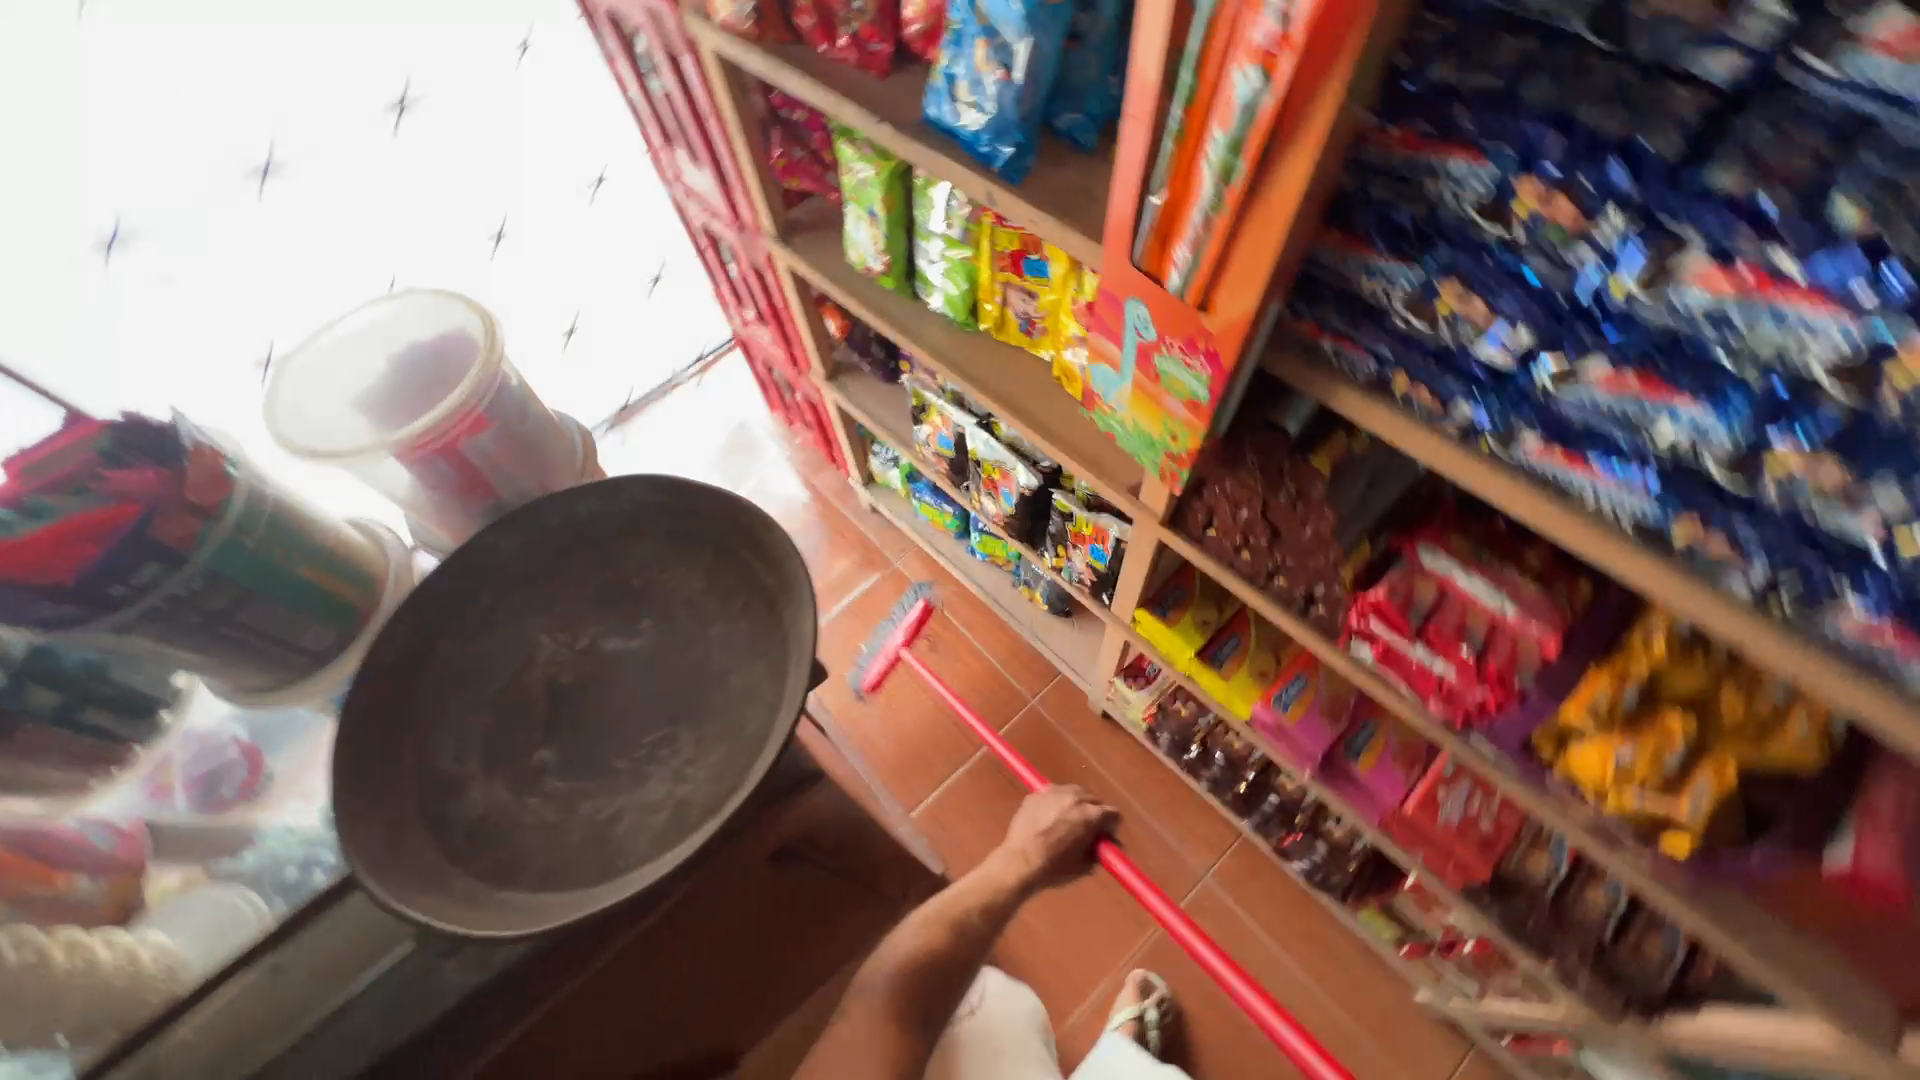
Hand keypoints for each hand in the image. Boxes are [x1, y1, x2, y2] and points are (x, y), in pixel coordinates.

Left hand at [990, 785, 1117, 894]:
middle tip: (1086, 831)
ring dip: (1076, 804)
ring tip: (1066, 821)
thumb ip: (1100, 852)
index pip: (1113, 814)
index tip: (1103, 838)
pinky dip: (1056, 803)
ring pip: (1074, 792)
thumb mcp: (1084, 866)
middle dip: (1094, 814)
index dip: (1110, 827)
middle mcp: (1075, 797)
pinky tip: (1049, 818)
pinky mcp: (1035, 794)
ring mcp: (1053, 792)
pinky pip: (1053, 794)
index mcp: (1091, 815)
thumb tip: (1108, 846)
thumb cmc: (1054, 868)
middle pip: (1094, 800)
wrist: (1019, 862)